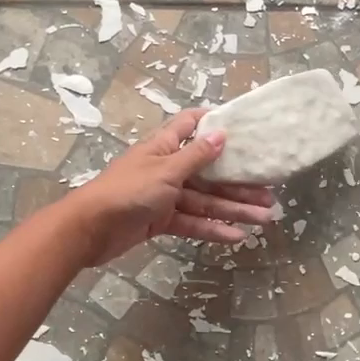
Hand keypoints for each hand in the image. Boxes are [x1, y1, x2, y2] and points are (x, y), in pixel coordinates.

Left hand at [64, 110, 276, 265]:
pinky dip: (213, 229)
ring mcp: (165, 196)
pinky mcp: (162, 221)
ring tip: (264, 218)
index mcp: (164, 147)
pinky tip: (237, 237)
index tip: (244, 127)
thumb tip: (222, 133)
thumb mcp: (166, 170)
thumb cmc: (127, 191)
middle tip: (270, 193)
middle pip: (210, 172)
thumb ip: (196, 156)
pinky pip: (193, 222)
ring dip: (234, 209)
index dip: (215, 123)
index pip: (192, 125)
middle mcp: (167, 168)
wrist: (89, 230)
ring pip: (206, 200)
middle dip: (239, 183)